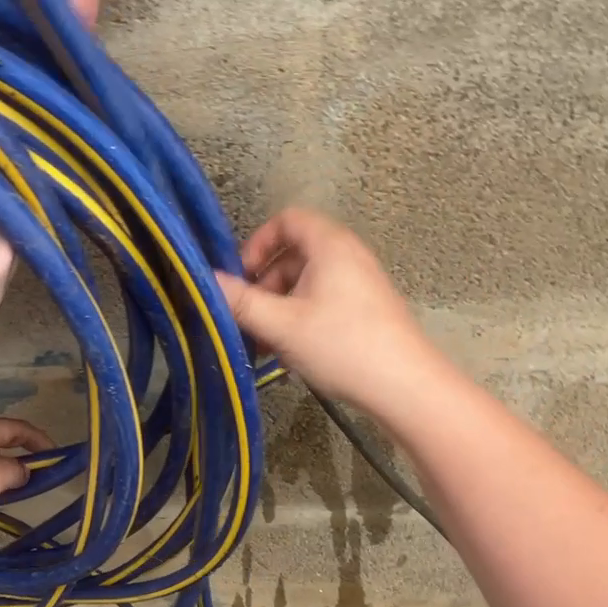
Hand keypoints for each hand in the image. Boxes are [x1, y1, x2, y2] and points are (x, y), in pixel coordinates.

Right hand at [216, 208, 442, 407]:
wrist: (403, 384)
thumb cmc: (341, 346)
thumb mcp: (281, 325)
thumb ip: (241, 302)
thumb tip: (204, 282)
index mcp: (329, 246)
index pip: (286, 221)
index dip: (257, 244)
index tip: (240, 278)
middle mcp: (347, 255)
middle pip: (292, 255)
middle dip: (263, 285)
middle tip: (247, 319)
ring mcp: (358, 284)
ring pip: (305, 284)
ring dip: (277, 308)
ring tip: (264, 345)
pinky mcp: (364, 310)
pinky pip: (321, 302)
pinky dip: (298, 319)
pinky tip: (288, 353)